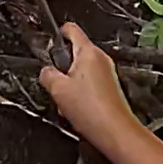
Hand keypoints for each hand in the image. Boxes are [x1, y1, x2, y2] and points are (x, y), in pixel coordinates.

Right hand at [39, 22, 139, 149]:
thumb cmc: (93, 111)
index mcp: (88, 52)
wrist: (116, 134)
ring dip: (70, 82)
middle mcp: (101, 59)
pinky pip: (90, 84)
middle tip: (55, 81)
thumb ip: (47, 74)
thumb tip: (46, 72)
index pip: (71, 29)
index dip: (58, 32)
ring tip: (66, 99)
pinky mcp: (110, 89)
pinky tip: (77, 109)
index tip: (51, 40)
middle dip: (62, 66)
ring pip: (81, 70)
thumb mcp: (57, 89)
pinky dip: (80, 93)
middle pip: (75, 52)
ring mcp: (108, 74)